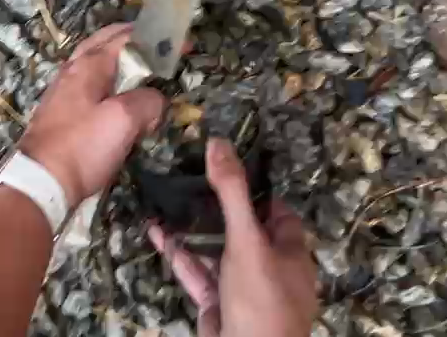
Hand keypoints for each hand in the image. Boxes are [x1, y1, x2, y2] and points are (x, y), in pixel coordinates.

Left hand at [16, 23, 165, 201]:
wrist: (40, 181)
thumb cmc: (83, 146)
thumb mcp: (123, 121)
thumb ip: (147, 101)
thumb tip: (156, 99)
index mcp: (88, 65)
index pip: (125, 38)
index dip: (154, 39)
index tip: (178, 44)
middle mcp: (73, 69)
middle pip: (103, 42)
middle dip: (129, 38)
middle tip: (154, 44)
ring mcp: (63, 89)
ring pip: (93, 62)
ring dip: (115, 57)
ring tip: (137, 66)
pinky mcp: (61, 110)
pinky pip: (87, 83)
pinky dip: (105, 78)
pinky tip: (114, 94)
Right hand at [149, 138, 320, 336]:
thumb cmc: (259, 299)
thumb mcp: (247, 240)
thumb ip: (232, 192)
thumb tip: (219, 140)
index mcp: (290, 254)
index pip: (276, 211)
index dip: (253, 188)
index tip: (224, 163)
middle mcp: (269, 270)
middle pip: (241, 228)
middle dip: (214, 205)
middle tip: (187, 174)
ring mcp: (242, 290)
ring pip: (216, 250)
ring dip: (192, 228)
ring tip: (166, 197)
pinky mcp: (217, 306)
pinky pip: (198, 272)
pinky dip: (179, 253)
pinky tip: (156, 231)